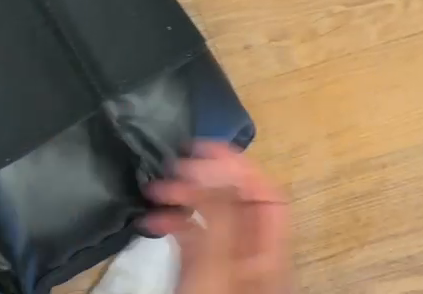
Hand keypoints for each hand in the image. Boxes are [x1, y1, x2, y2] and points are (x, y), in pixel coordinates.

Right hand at [140, 142, 290, 293]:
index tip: (199, 150)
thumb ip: (218, 218)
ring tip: (154, 191)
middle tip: (170, 169)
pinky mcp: (206, 273)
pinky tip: (152, 219)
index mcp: (270, 257)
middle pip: (239, 200)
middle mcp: (254, 257)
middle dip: (204, 178)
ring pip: (213, 214)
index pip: (269, 196)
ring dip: (183, 195)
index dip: (239, 166)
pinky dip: (174, 219)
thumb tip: (213, 166)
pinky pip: (194, 234)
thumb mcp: (214, 270)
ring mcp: (229, 266)